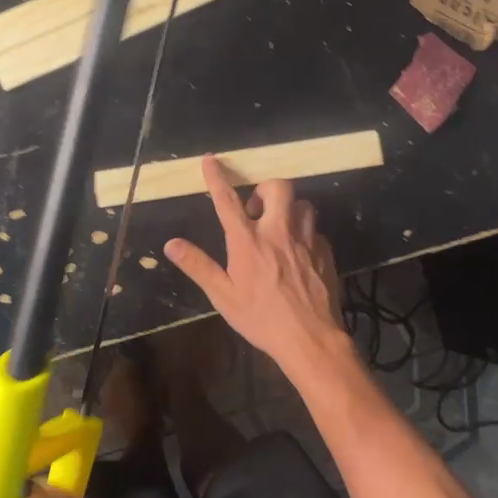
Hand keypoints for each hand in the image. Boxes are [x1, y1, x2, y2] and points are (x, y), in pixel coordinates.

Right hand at [163, 155, 347, 375]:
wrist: (310, 338)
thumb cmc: (262, 319)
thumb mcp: (223, 296)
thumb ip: (198, 266)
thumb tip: (171, 244)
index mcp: (248, 241)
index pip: (227, 200)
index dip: (216, 177)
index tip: (210, 159)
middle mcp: (278, 232)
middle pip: (278, 187)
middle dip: (266, 189)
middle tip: (257, 209)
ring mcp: (306, 240)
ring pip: (302, 204)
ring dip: (289, 208)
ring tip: (279, 227)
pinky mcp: (325, 252)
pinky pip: (316, 230)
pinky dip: (305, 232)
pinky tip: (299, 251)